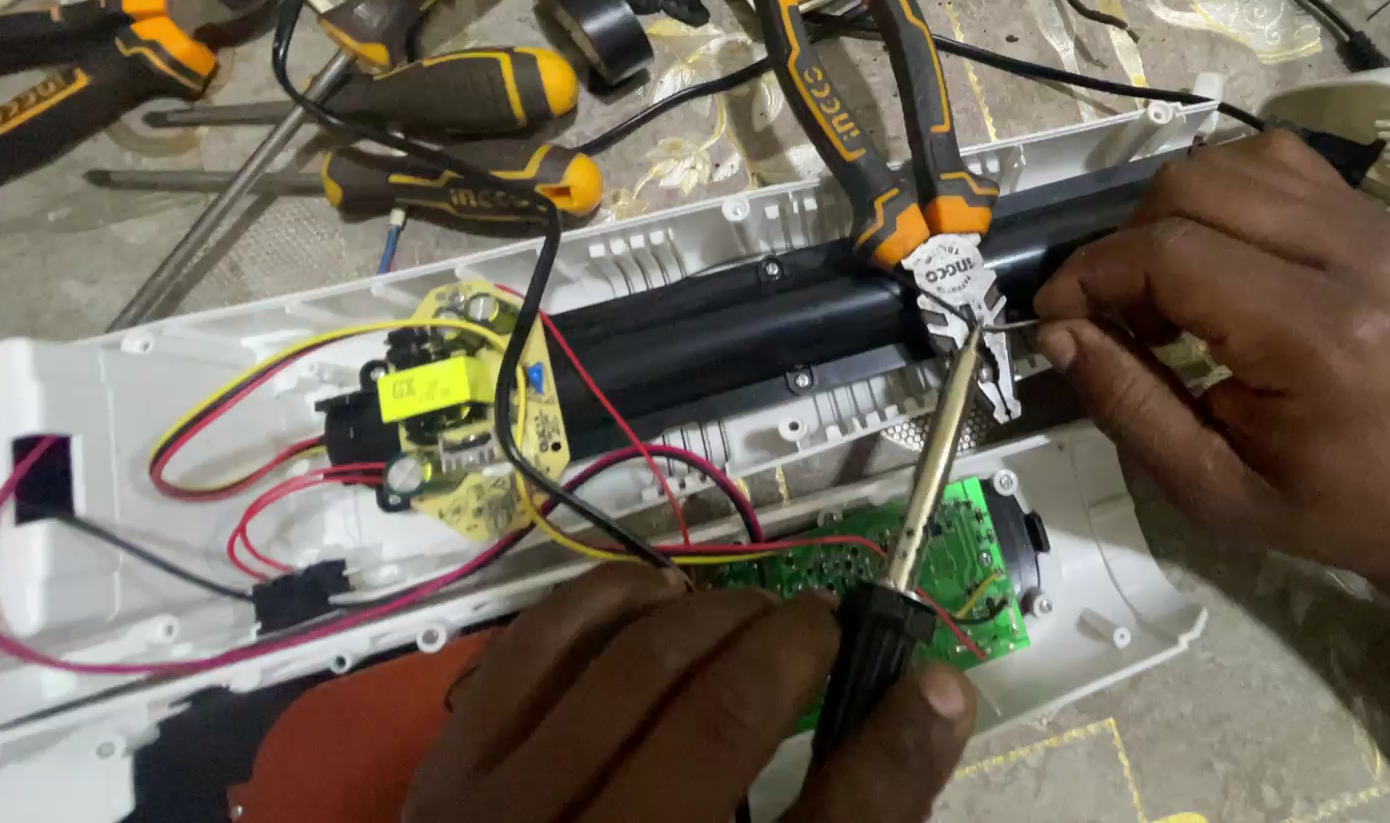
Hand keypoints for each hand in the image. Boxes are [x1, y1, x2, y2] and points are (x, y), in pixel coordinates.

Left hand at [403, 564, 977, 822]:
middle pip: (721, 720)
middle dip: (794, 648)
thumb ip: (836, 817)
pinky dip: (612, 595)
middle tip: (821, 625)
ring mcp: (499, 816)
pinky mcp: (446, 771)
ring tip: (751, 613)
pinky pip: (540, 641)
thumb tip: (922, 705)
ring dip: (715, 614)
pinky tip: (659, 590)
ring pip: (637, 663)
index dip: (898, 752)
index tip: (942, 682)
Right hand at [1033, 130, 1389, 609]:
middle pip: (1191, 187)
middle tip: (1120, 313)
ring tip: (1167, 288)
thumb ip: (1125, 404)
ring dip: (1165, 216)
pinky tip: (1213, 252)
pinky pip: (1269, 161)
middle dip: (1123, 243)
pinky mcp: (1376, 215)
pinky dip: (1216, 193)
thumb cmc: (1332, 508)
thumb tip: (1056, 330)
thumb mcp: (1210, 488)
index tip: (1056, 315)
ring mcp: (1373, 224)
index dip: (1090, 273)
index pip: (1170, 253)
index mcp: (1320, 337)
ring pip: (1224, 162)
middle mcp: (1355, 256)